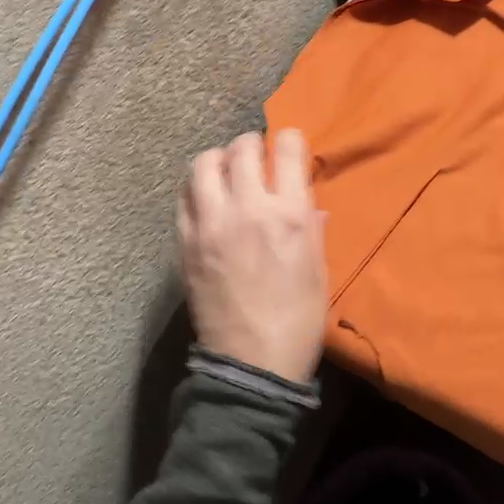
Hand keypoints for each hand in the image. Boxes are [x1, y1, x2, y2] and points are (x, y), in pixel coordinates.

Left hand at [177, 130, 328, 383]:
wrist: (252, 364)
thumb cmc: (299, 320)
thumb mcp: (319, 271)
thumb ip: (311, 229)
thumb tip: (308, 205)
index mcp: (288, 214)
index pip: (286, 149)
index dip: (289, 139)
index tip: (290, 146)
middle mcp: (246, 208)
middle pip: (241, 148)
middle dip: (252, 144)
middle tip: (257, 156)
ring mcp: (210, 224)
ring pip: (203, 165)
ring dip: (218, 160)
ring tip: (227, 172)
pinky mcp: (185, 243)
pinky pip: (184, 198)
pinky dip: (196, 189)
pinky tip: (207, 201)